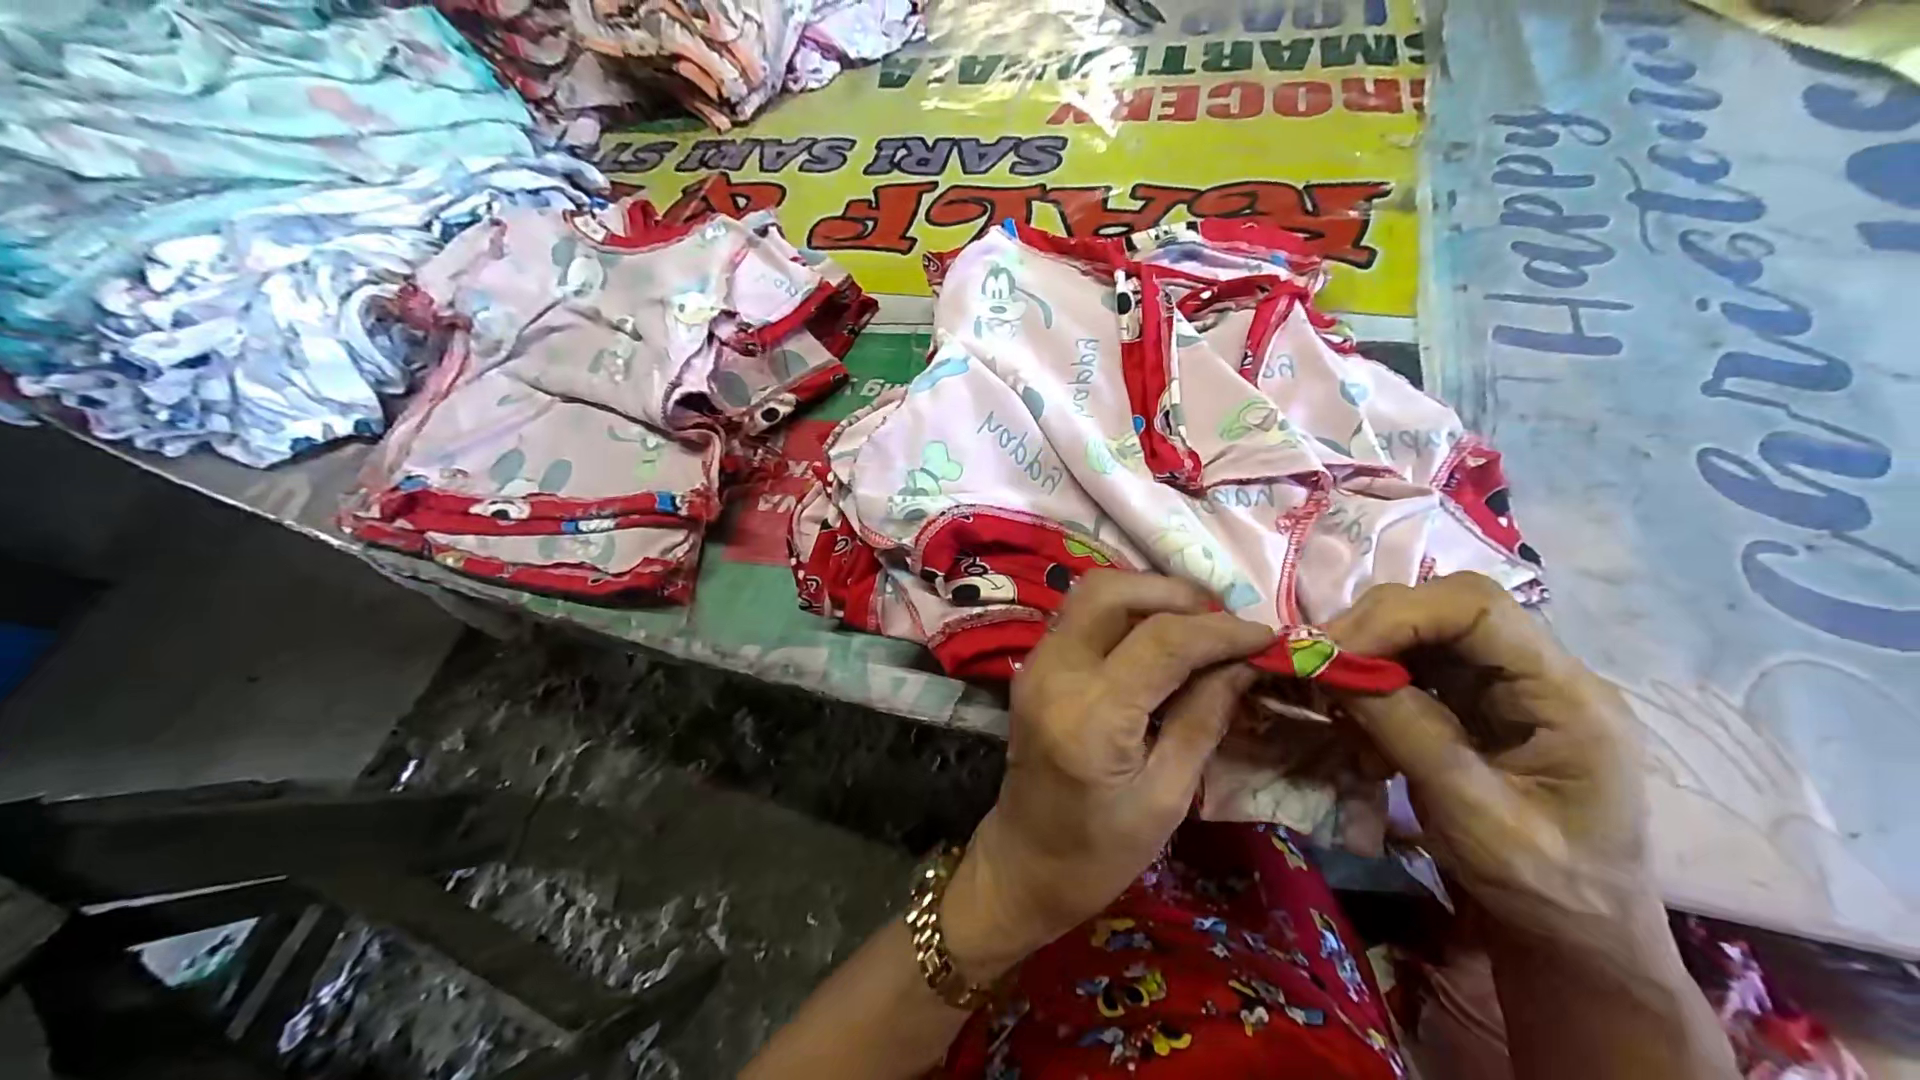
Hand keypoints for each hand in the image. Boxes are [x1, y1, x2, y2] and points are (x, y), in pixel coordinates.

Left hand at [941, 571, 1275, 981]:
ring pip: (1092, 593)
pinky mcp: (1033, 666)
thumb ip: (1202, 718)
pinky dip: (1124, 612)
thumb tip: (1242, 663)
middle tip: (1224, 622)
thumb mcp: (1167, 796)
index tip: (1266, 636)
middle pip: (1113, 591)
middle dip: (1176, 594)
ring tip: (1198, 625)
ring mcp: (1036, 664)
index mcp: (1091, 715)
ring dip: (1148, 595)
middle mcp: (1055, 673)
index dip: (1220, 630)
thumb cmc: (1100, 851)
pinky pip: (1080, 615)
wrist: (1024, 863)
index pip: (1163, 640)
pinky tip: (1158, 637)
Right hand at [1324, 573, 1657, 959]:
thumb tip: (1335, 669)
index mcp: (1565, 696)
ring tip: (1325, 687)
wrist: (1572, 930)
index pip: (1479, 609)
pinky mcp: (1473, 697)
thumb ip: (1410, 734)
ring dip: (1364, 649)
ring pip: (1420, 627)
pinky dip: (1369, 675)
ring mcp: (1503, 682)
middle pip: (1443, 606)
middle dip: (1370, 628)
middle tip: (1314, 666)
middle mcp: (1537, 672)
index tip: (1334, 653)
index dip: (1399, 616)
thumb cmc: (1544, 886)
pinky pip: (1411, 661)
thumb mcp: (1475, 817)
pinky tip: (1349, 709)